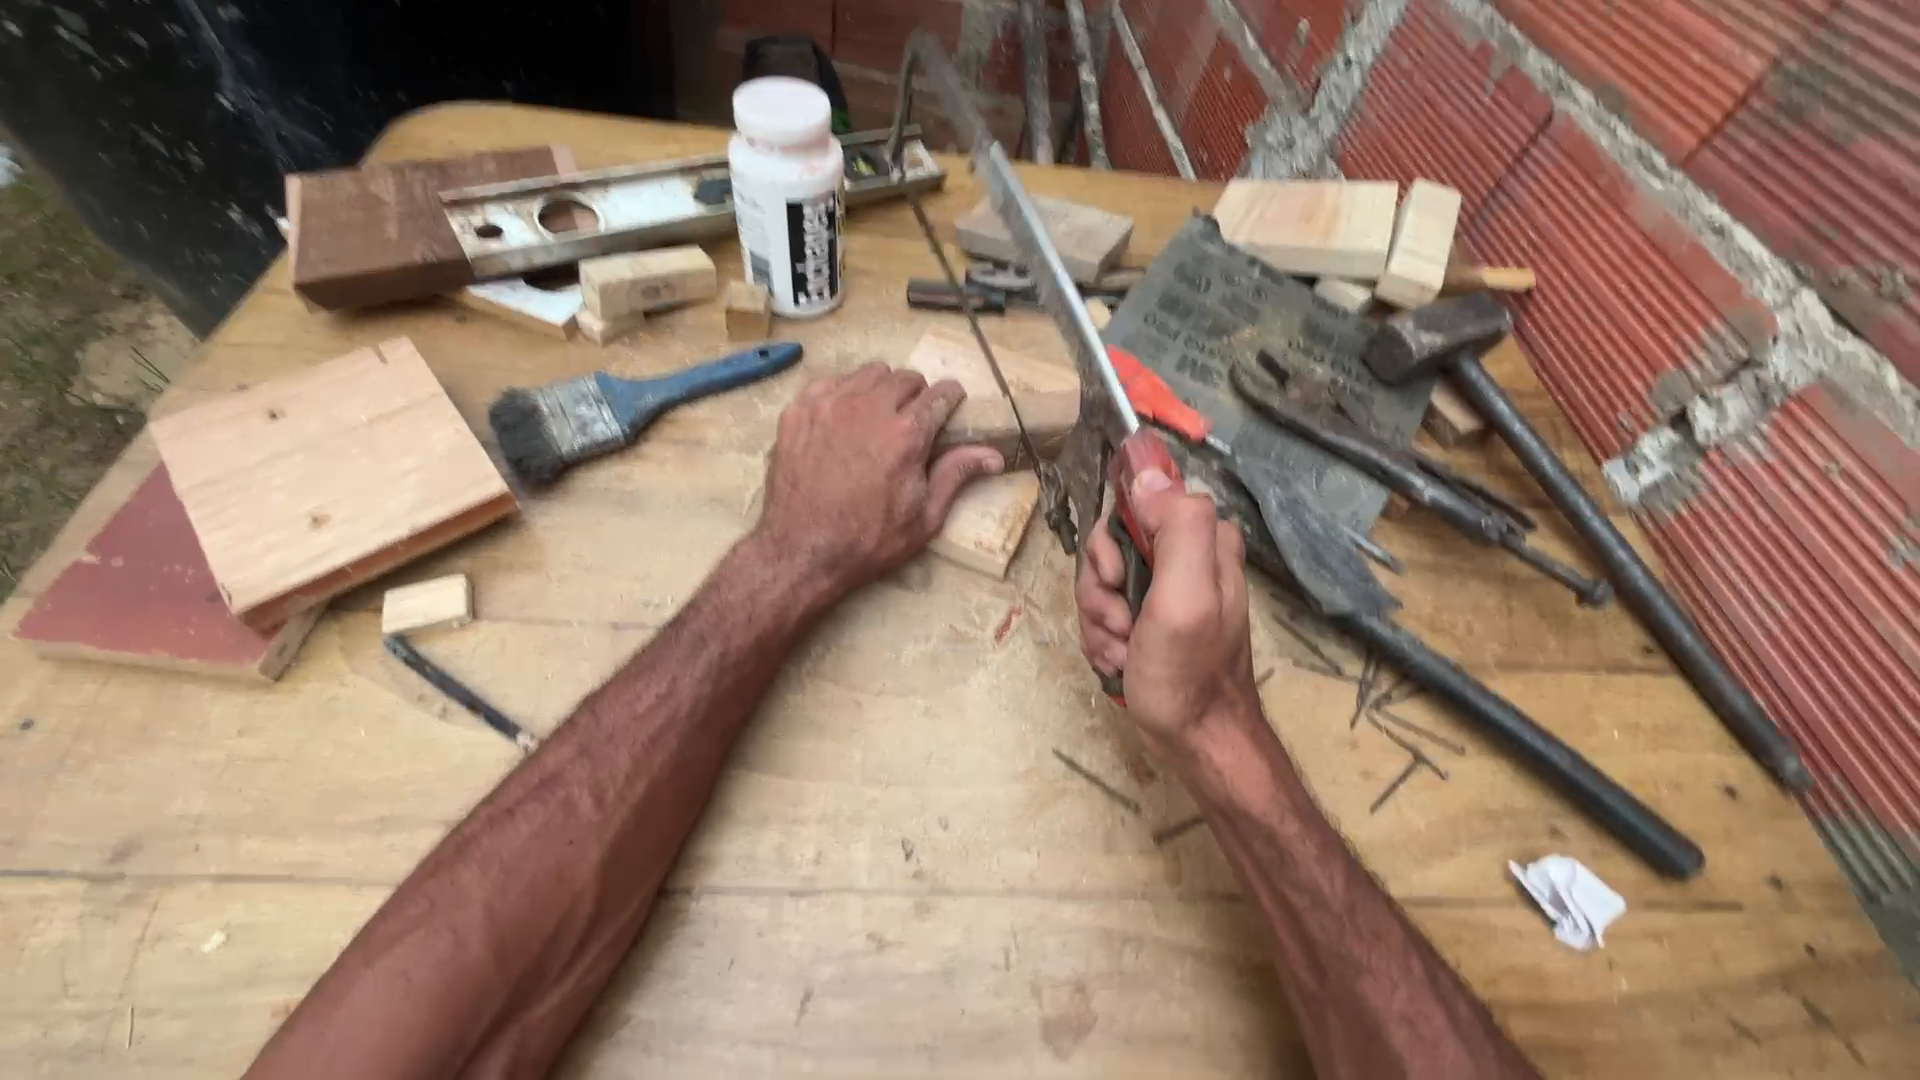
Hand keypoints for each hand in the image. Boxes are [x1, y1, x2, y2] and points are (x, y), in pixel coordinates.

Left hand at [758, 361, 1004, 593]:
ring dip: (881, 389)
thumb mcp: (924, 518)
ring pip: (868, 373)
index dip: (951, 399)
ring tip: (878, 417)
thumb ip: (956, 475)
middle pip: (906, 378)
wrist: (801, 552)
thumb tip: (994, 456)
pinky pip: (831, 382)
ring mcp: (830, 404)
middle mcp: (870, 408)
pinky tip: (842, 421)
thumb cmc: (869, 541)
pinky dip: (843, 394)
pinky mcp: (799, 410)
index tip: (951, 406)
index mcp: (907, 434)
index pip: (940, 395)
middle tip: (913, 420)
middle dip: (917, 394)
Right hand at [1075, 468, 1259, 753]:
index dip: (1110, 543)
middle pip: (1107, 546)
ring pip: (1099, 582)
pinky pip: (1102, 612)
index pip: (1133, 504)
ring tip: (1124, 652)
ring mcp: (1163, 589)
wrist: (1194, 740)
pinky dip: (1103, 640)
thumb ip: (1175, 527)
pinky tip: (1121, 662)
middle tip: (1122, 625)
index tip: (1117, 579)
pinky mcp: (1147, 617)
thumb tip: (1144, 471)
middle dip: (1101, 592)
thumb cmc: (1190, 672)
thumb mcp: (1186, 596)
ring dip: (1100, 622)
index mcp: (1201, 537)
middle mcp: (1184, 555)